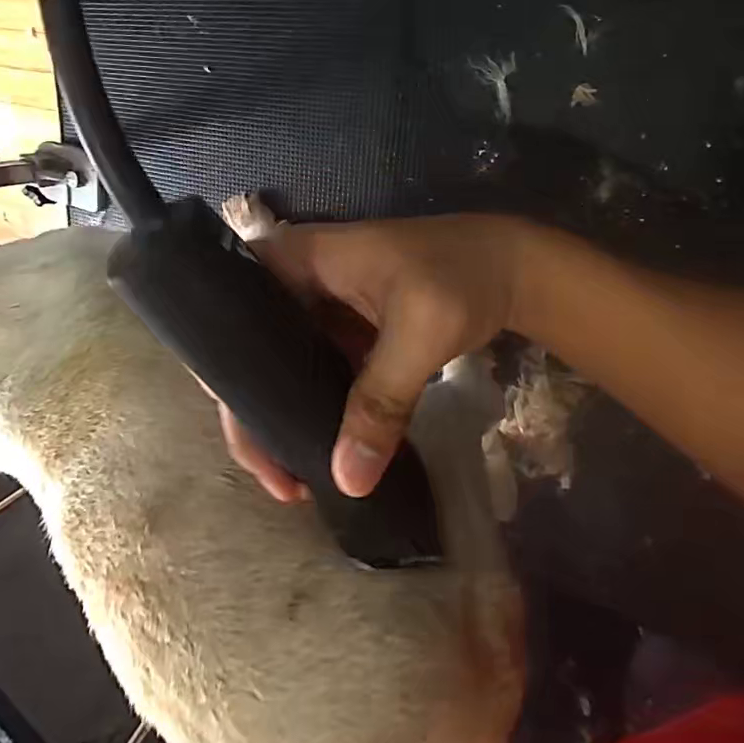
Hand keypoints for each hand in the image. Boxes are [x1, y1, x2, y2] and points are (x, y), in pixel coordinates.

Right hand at [219, 214, 533, 498]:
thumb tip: (347, 482)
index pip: (233, 320)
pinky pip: (321, 370)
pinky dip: (323, 406)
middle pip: (254, 351)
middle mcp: (297, 280)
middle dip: (260, 415)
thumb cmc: (462, 277)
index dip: (230, 385)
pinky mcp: (348, 325)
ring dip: (292, 416)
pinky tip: (328, 448)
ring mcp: (323, 304)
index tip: (251, 448)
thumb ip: (382, 402)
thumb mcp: (421, 332)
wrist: (513, 268)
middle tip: (281, 480)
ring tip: (299, 478)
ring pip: (288, 366)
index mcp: (296, 260)